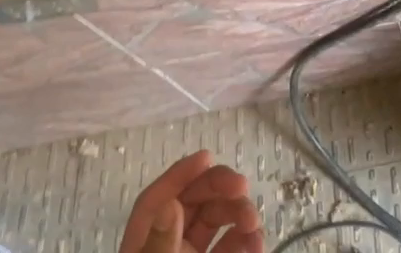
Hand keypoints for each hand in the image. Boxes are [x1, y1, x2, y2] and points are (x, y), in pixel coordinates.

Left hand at [118, 150, 263, 252]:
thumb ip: (161, 242)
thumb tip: (170, 204)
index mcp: (143, 241)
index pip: (157, 198)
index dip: (180, 174)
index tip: (207, 156)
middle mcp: (168, 241)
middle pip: (193, 201)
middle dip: (220, 187)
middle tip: (242, 185)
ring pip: (216, 219)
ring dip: (239, 213)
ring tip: (254, 222)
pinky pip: (230, 245)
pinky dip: (246, 239)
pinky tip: (257, 243)